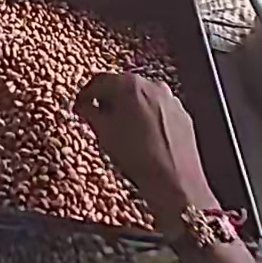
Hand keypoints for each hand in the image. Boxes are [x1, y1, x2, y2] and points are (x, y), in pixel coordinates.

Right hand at [75, 73, 212, 219]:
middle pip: (122, 85)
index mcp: (130, 86)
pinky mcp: (181, 114)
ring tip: (119, 129)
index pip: (99, 81)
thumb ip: (90, 112)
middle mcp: (153, 86)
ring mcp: (170, 100)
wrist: (175, 181)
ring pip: (141, 97)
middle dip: (107, 99)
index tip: (81, 104)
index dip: (86, 94)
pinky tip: (140, 135)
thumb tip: (85, 106)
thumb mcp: (104, 133)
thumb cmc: (139, 158)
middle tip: (96, 115)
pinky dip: (145, 116)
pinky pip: (157, 109)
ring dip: (127, 107)